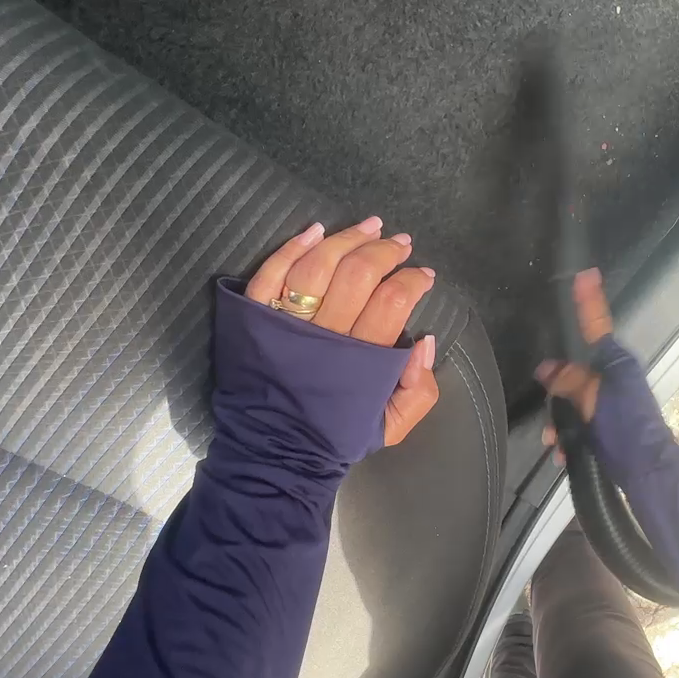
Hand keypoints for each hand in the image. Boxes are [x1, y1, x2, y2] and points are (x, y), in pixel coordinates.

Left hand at [248, 218, 440, 446]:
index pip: (394, 301)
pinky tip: (317, 230)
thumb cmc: (335, 435)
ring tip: (370, 225)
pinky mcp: (253, 318)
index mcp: (362, 361)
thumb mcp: (392, 425)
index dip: (414, 280)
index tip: (424, 274)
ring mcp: (286, 323)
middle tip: (401, 243)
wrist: (273, 451)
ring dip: (347, 238)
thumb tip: (425, 342)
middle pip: (358, 274)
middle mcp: (325, 335)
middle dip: (385, 251)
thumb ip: (419, 390)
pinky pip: (272, 273)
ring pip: (318, 265)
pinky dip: (293, 247)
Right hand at [535, 269, 674, 481]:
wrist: (646, 470)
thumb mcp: (591, 399)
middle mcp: (613, 376)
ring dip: (561, 421)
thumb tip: (548, 369)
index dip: (589, 300)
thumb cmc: (624, 427)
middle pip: (574, 372)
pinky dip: (570, 436)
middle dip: (558, 393)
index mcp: (615, 362)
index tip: (586, 275)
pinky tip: (565, 451)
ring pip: (573, 401)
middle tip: (553, 413)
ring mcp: (611, 401)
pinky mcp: (608, 424)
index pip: (597, 323)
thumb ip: (568, 381)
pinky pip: (580, 422)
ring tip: (558, 440)